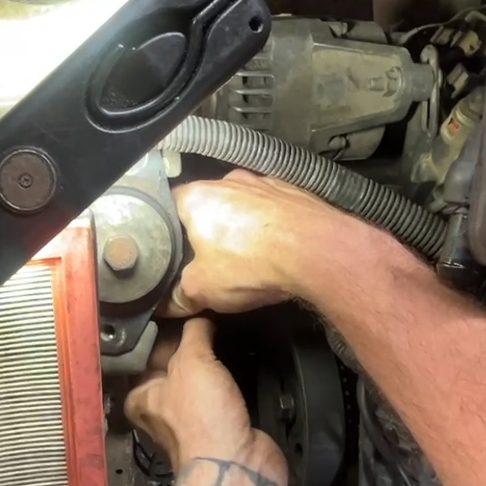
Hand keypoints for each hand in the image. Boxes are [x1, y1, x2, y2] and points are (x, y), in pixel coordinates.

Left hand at [126, 318, 282, 469]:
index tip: (183, 309)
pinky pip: (224, 393)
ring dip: (215, 363)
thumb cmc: (202, 422)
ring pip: (203, 378)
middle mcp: (163, 409)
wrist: (238, 464)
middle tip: (209, 320)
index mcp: (141, 396)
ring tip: (227, 338)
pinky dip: (233, 380)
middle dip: (193, 344)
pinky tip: (242, 365)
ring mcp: (193, 419)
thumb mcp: (192, 361)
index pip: (149, 351)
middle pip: (177, 363)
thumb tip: (200, 316)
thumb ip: (194, 333)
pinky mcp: (221, 425)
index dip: (166, 328)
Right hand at [167, 171, 382, 315]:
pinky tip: (276, 254)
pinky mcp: (296, 194)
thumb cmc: (255, 263)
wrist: (318, 253)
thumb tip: (168, 303)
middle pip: (208, 206)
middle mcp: (229, 181)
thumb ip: (178, 295)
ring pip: (243, 207)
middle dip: (208, 231)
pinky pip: (274, 212)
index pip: (169, 206)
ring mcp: (265, 185)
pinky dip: (272, 229)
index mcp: (197, 196)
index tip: (172, 247)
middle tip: (209, 260)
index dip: (167, 229)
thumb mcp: (201, 290)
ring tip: (247, 261)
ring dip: (243, 229)